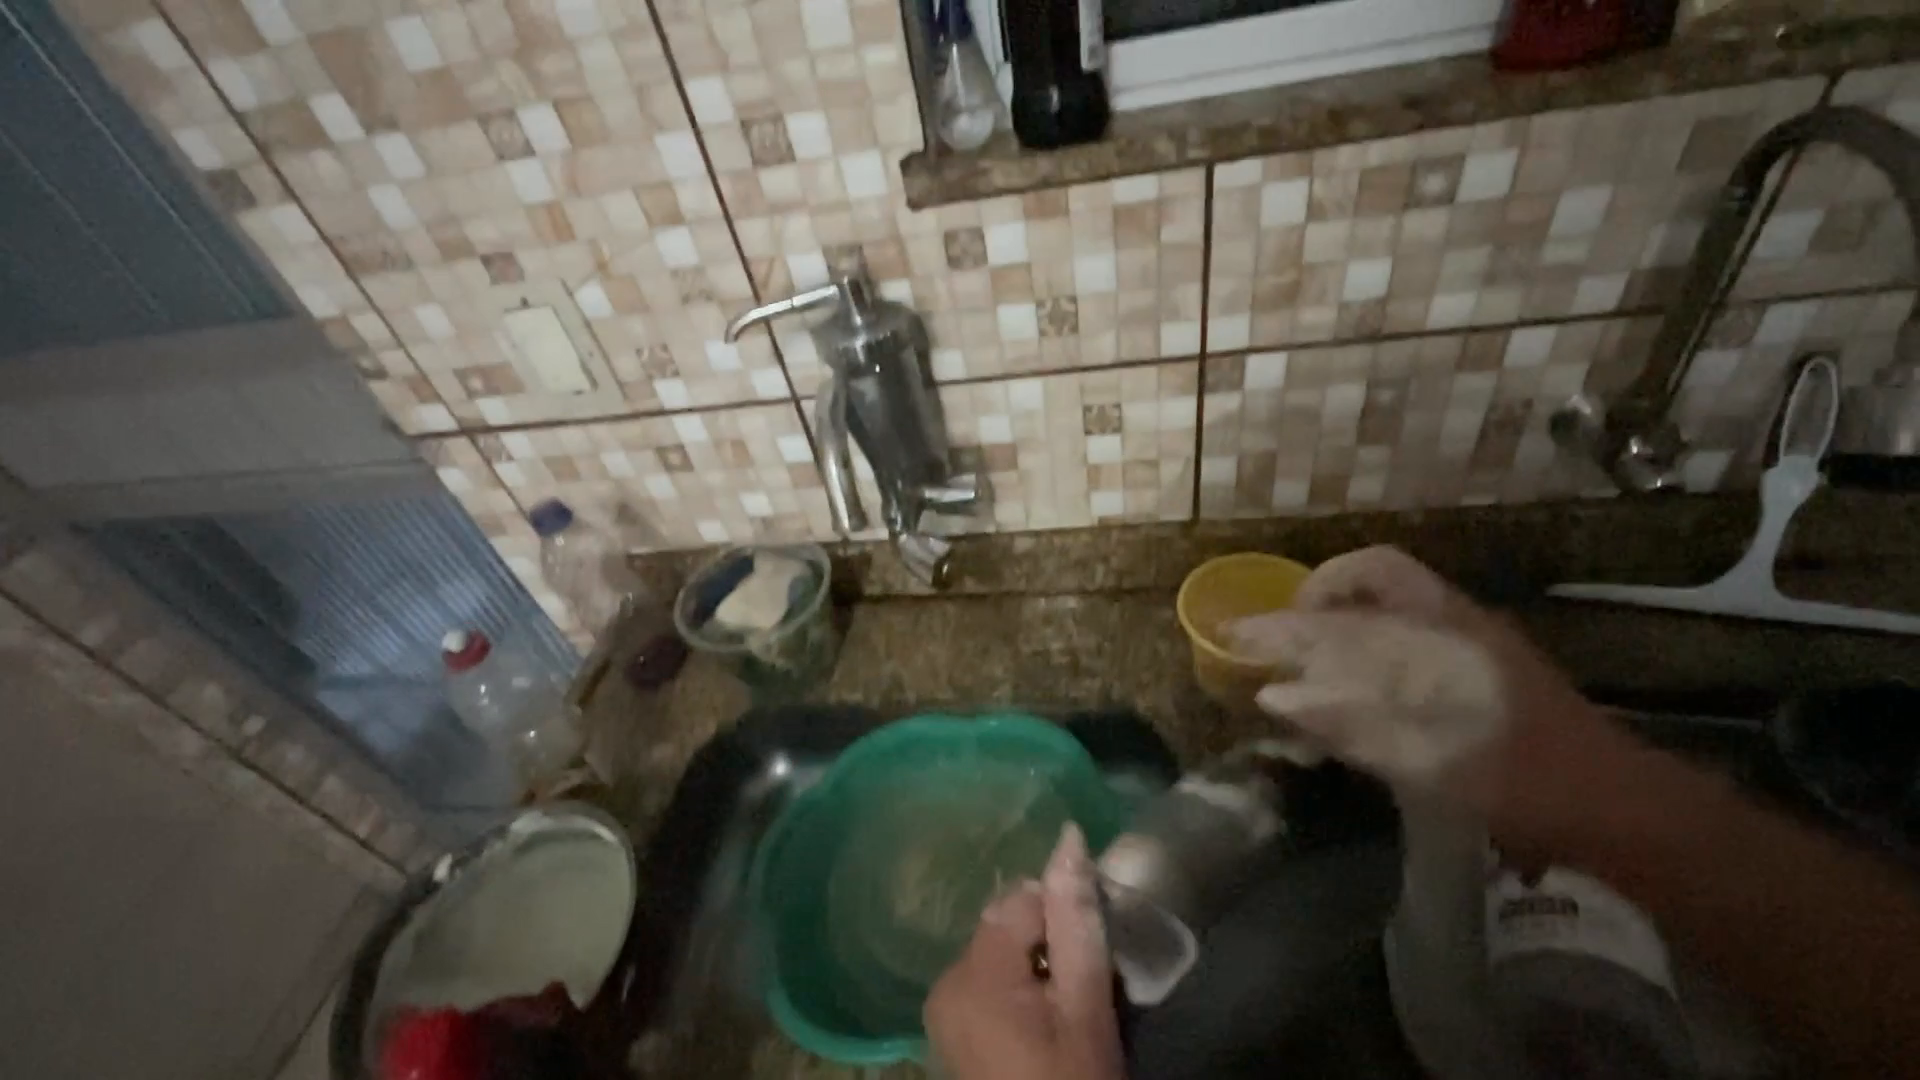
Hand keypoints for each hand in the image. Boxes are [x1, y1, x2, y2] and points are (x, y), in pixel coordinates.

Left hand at [924, 825, 1124, 1079]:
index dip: (1060, 918)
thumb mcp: (1086, 1006)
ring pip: (996, 953)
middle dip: (1045, 942)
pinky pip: (982, 983)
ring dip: (1031, 966)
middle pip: (1004, 925)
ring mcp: (939, 1009)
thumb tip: (1068, 834)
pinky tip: (1037, 1029)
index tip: (1086, 956)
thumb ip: (1076, 920)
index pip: (1020, 900)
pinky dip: (1012, 990)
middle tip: (1079, 990)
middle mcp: (944, 981)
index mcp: (973, 973)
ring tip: (1061, 1012)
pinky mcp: (945, 1030)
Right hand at [1227, 546, 1635, 851]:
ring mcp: (1473, 636)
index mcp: (1438, 630)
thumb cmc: (1513, 778)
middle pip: (1375, 576)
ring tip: (1314, 651)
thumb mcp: (1418, 758)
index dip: (1299, 603)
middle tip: (1288, 631)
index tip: (1255, 628)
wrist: (1609, 802)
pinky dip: (1373, 638)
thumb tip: (1274, 696)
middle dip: (1324, 594)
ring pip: (1394, 599)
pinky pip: (1412, 625)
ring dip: (1348, 613)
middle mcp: (1453, 620)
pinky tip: (1361, 679)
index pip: (1355, 587)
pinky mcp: (1485, 660)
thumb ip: (1343, 723)